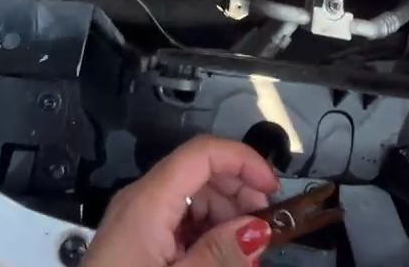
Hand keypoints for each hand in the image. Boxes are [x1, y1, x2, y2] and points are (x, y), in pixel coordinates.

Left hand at [83, 136, 280, 266]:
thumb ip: (220, 256)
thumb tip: (258, 228)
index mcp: (148, 200)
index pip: (201, 152)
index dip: (242, 160)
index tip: (274, 189)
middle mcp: (139, 199)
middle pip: (197, 171)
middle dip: (237, 191)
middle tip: (265, 227)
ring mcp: (135, 219)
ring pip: (190, 196)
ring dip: (224, 215)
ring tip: (245, 251)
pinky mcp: (135, 241)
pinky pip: (177, 220)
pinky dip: (204, 232)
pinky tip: (220, 259)